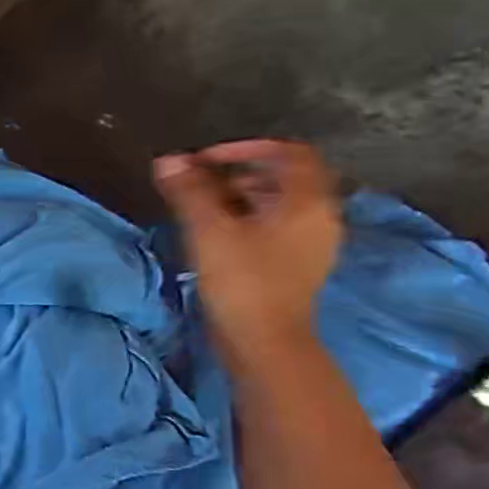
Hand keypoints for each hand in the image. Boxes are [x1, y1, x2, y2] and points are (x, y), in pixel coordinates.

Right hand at [152, 139, 342, 348]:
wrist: (263, 340)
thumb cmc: (240, 281)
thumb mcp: (208, 232)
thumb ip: (189, 193)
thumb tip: (168, 160)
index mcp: (307, 202)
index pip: (289, 154)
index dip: (247, 148)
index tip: (205, 159)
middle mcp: (319, 216)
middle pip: (285, 178)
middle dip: (239, 173)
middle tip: (198, 185)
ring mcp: (311, 242)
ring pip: (279, 204)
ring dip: (241, 197)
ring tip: (201, 210)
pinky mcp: (296, 263)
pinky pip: (276, 226)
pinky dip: (248, 219)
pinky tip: (218, 236)